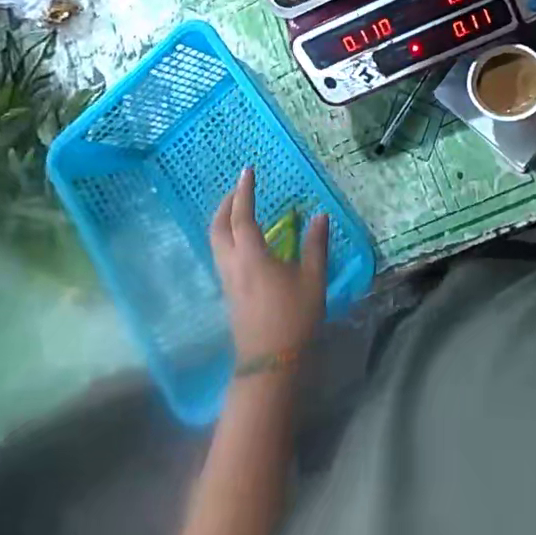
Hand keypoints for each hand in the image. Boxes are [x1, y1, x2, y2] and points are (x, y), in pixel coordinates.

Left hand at [209, 167, 330, 364]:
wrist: (271, 363)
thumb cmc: (294, 318)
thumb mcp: (313, 279)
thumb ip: (315, 245)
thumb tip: (319, 216)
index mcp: (252, 256)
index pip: (242, 216)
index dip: (243, 191)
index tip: (247, 171)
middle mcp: (233, 264)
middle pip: (218, 227)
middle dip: (226, 204)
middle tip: (240, 189)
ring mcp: (227, 280)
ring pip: (216, 241)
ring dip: (223, 220)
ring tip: (241, 210)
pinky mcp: (228, 293)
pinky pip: (221, 254)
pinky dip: (227, 237)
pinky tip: (245, 240)